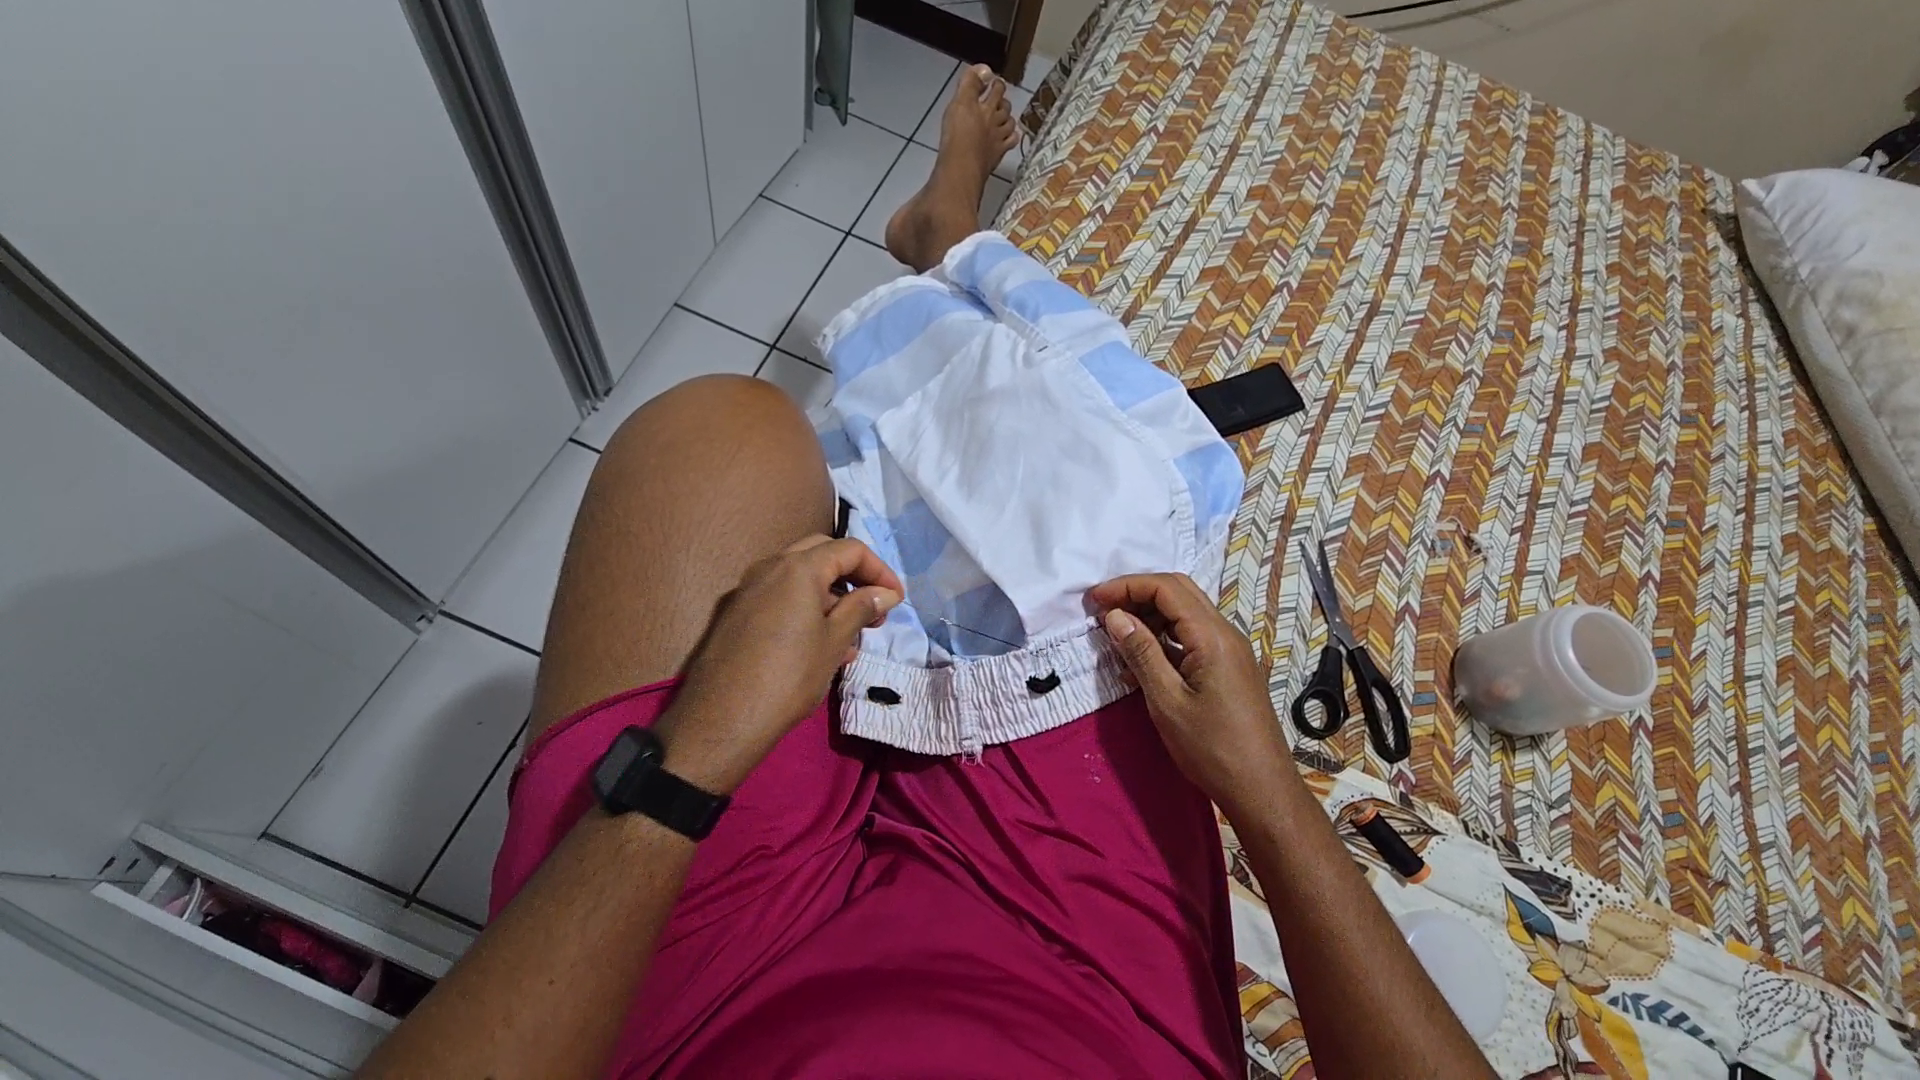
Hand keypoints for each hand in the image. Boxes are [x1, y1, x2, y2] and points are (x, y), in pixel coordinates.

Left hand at [658, 536, 901, 792]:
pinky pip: (778, 598)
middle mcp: (769, 567)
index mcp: (797, 568)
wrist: (723, 718)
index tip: (896, 600)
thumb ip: (861, 608)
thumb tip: (886, 593)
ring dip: (829, 596)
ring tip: (850, 636)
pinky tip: (817, 646)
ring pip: (798, 577)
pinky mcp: (735, 614)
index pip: (849, 549)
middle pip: (821, 554)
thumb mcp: (834, 642)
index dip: (880, 570)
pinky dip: (804, 609)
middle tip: (873, 608)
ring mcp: (747, 589)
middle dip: (852, 576)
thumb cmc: (789, 677)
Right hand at [1090, 573, 1293, 809]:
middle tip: (1102, 610)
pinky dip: (1163, 640)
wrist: (1261, 788)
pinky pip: (1191, 639)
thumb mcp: (1167, 702)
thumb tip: (1115, 617)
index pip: (1167, 589)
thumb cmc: (1212, 748)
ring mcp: (1230, 651)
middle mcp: (1225, 634)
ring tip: (1114, 637)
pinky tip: (1137, 662)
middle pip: (1179, 593)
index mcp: (1212, 636)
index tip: (1093, 600)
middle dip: (1137, 594)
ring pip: (1185, 615)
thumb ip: (1141, 654)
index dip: (1127, 586)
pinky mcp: (1228, 669)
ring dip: (1149, 617)